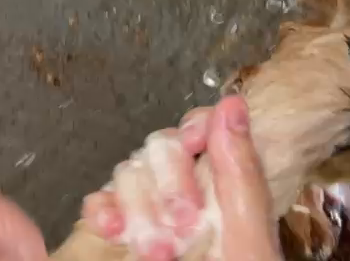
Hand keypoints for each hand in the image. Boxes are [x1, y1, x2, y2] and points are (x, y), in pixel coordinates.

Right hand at [79, 96, 277, 260]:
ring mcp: (152, 214)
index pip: (205, 128)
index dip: (197, 127)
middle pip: (162, 145)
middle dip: (168, 181)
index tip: (196, 143)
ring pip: (130, 170)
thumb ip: (241, 179)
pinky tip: (113, 228)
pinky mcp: (120, 233)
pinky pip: (101, 200)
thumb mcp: (248, 249)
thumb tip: (233, 103)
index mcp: (228, 191)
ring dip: (139, 203)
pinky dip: (103, 207)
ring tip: (155, 251)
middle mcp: (189, 193)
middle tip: (183, 226)